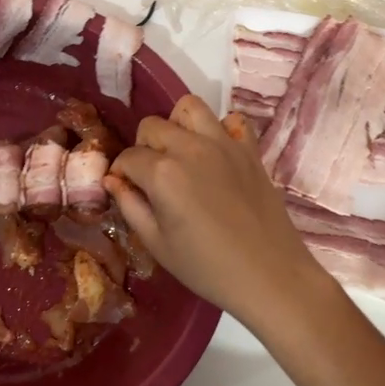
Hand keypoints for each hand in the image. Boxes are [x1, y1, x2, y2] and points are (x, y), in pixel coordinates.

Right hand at [105, 95, 327, 320]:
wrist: (271, 277)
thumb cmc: (207, 268)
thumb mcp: (157, 244)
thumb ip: (130, 206)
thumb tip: (113, 181)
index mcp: (162, 173)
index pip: (128, 158)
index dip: (121, 174)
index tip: (126, 190)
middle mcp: (190, 148)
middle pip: (152, 126)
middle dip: (144, 148)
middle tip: (152, 177)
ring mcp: (223, 144)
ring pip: (189, 108)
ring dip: (178, 126)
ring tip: (181, 154)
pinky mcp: (249, 150)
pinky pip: (233, 120)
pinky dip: (221, 129)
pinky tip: (216, 154)